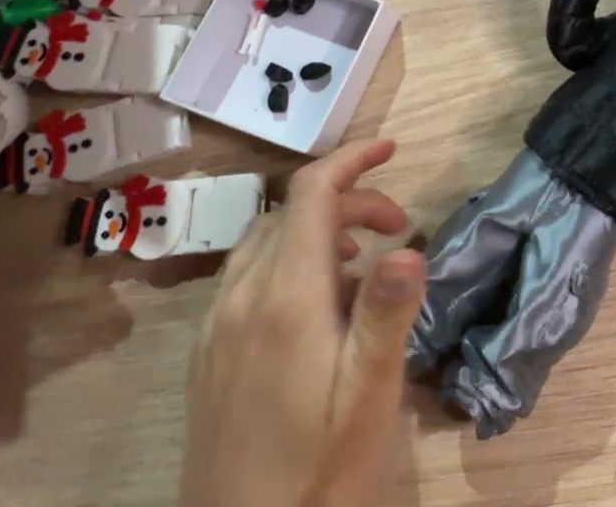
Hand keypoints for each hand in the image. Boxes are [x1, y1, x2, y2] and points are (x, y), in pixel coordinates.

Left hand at [180, 139, 423, 506]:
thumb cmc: (319, 466)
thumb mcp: (369, 393)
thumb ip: (385, 314)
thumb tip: (409, 247)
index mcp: (285, 297)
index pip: (312, 194)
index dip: (352, 159)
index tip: (393, 148)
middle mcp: (241, 297)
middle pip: (292, 212)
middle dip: (349, 200)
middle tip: (400, 228)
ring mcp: (215, 325)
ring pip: (265, 240)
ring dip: (316, 228)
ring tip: (361, 259)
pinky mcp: (206, 352)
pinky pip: (246, 275)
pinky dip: (288, 259)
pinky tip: (314, 303)